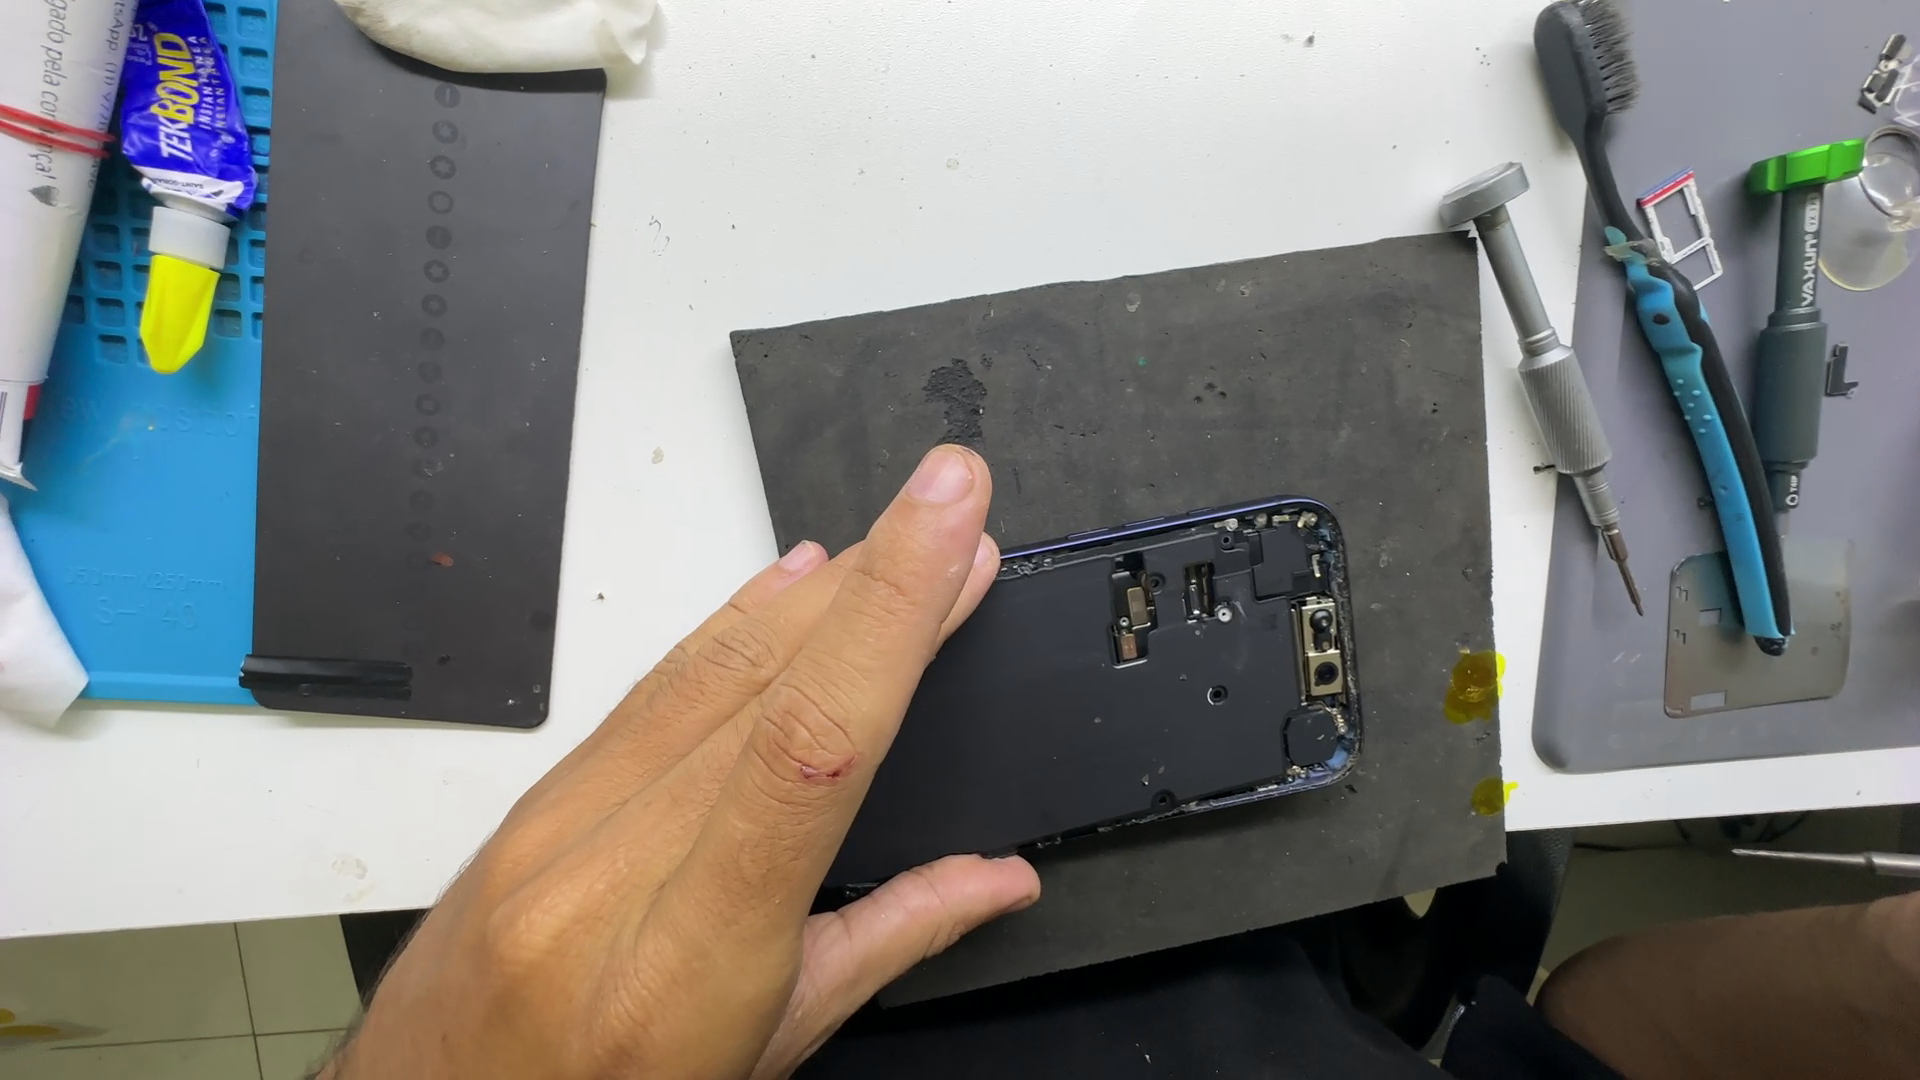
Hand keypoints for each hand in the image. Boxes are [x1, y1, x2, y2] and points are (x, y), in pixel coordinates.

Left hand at [327, 445, 1039, 1078]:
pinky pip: (657, 680)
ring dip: (823, 585)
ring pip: (716, 663)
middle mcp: (619, 864)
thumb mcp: (773, 1048)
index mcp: (695, 950)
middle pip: (769, 679)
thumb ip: (893, 939)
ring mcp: (564, 817)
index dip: (889, 618)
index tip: (949, 527)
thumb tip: (1004, 877)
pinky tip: (792, 573)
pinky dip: (738, 613)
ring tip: (897, 532)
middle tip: (953, 501)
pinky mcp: (543, 790)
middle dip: (879, 576)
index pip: (813, 744)